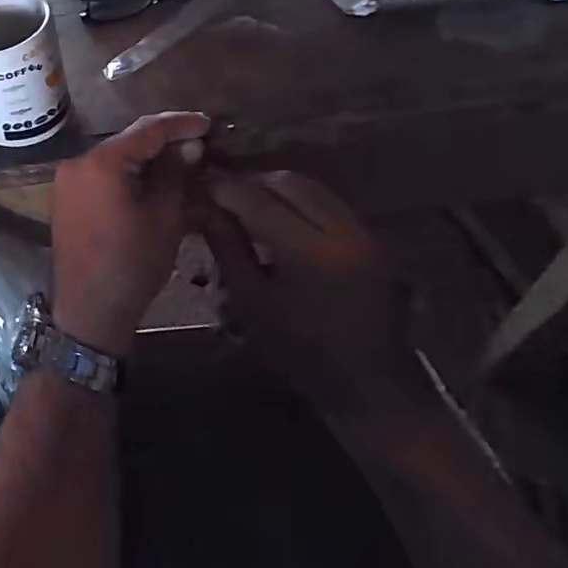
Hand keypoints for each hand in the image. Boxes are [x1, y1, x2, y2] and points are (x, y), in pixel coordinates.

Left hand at [50, 112, 210, 355]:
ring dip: (145, 158)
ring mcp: (67, 181)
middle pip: (127, 141)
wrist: (89, 306)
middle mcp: (78, 163)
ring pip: (114, 158)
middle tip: (198, 143)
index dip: (180, 124)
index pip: (146, 130)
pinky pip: (102, 175)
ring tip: (181, 162)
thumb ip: (175, 174)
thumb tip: (188, 146)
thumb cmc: (131, 262)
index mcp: (101, 163)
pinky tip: (152, 181)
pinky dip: (127, 173)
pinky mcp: (66, 198)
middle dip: (163, 141)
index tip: (208, 123)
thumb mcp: (164, 217)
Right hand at [192, 169, 413, 407]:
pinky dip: (298, 202)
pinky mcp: (371, 241)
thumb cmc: (299, 350)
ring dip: (274, 190)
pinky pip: (328, 204)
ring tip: (245, 206)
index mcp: (311, 251)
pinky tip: (277, 221)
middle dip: (249, 183)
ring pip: (312, 188)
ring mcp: (363, 234)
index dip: (222, 189)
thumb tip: (201, 207)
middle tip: (220, 196)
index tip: (196, 184)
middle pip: (288, 182)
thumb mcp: (250, 300)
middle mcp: (343, 231)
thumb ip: (226, 246)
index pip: (256, 200)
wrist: (368, 385)